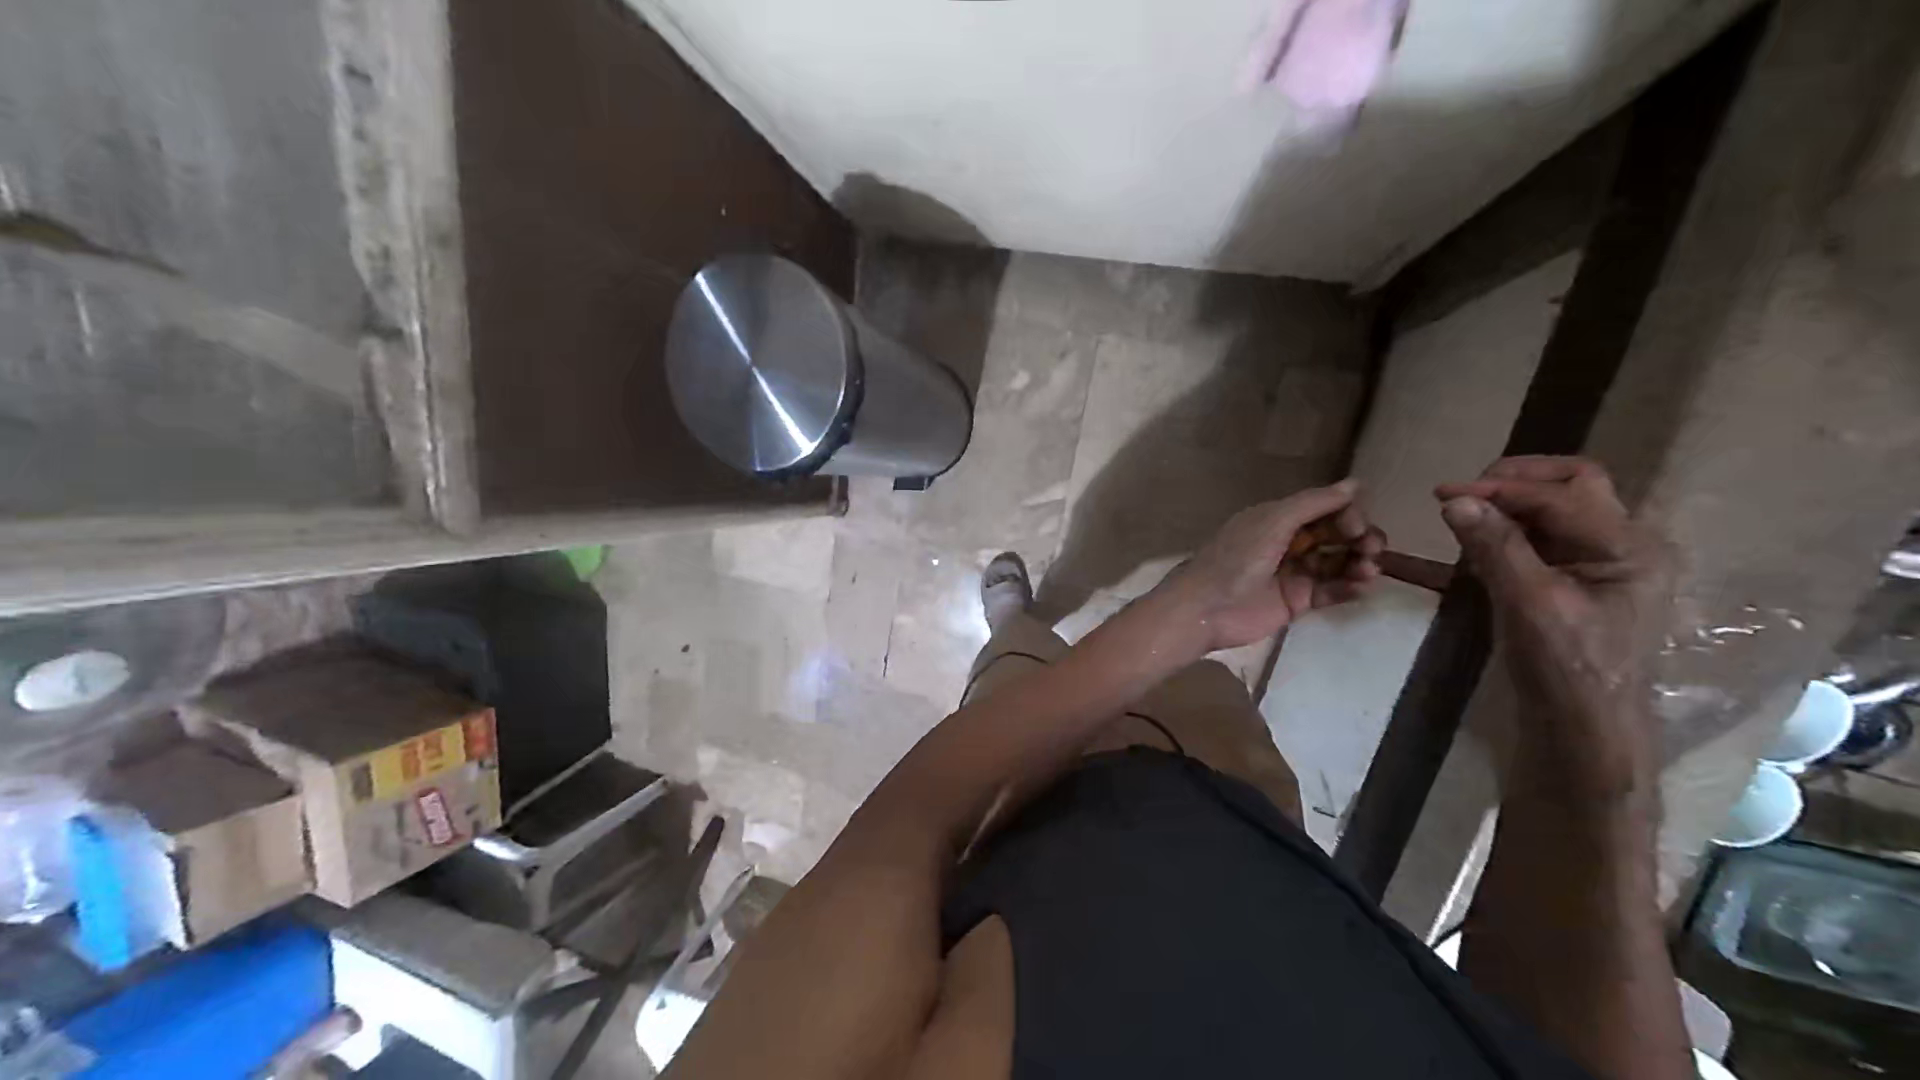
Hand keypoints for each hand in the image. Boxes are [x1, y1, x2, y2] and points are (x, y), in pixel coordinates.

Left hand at [1157, 479, 1384, 653]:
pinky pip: (1332, 590)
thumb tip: (1356, 484)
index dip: (1347, 515)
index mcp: (1277, 519)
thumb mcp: (1272, 522)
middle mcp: (1288, 543)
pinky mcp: (1298, 601)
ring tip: (1368, 571)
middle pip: (1336, 535)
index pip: (1325, 510)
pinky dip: (1350, 587)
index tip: (1355, 527)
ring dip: (1359, 563)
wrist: (1206, 608)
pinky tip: (1361, 586)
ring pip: (1338, 563)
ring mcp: (1294, 573)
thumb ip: (1313, 503)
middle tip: (1370, 549)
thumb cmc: (1235, 559)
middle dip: (1360, 538)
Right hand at [1435, 457, 1672, 799]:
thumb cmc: (1566, 668)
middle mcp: (1623, 545)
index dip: (1499, 489)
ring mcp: (1599, 563)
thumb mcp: (1528, 603)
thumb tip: (1454, 501)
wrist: (1583, 728)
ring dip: (1508, 503)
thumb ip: (1495, 547)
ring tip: (1462, 514)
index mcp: (1630, 548)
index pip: (1560, 494)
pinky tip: (1474, 538)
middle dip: (1514, 481)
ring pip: (1555, 508)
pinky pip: (1540, 537)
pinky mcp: (1573, 581)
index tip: (1442, 493)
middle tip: (1463, 493)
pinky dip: (1505, 529)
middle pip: (1572, 486)